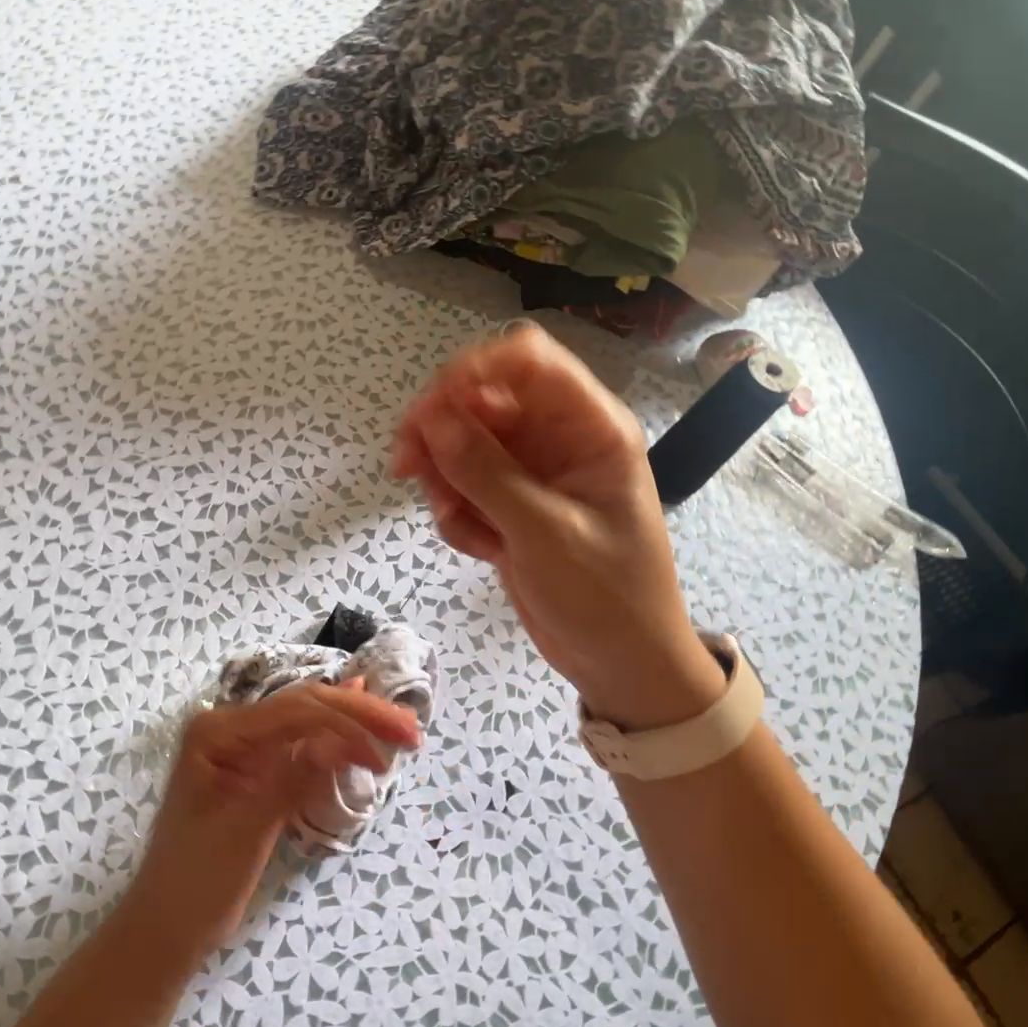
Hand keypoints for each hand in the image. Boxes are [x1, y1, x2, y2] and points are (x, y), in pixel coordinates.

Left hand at [118, 681, 421, 965]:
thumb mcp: (246, 828)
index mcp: (217, 732)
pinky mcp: (255, 773)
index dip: (350, 722)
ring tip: (400, 728)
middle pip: (305, 709)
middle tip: (410, 731)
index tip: (395, 745)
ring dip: (353, 725)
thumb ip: (292, 778)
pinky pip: (300, 748)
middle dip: (359, 716)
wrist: (165, 928)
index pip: (296, 711)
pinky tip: (359, 724)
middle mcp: (229, 729)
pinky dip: (334, 743)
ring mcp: (242, 750)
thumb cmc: (195, 881)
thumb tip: (344, 741)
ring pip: (308, 723)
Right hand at [392, 323, 723, 728]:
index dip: (474, 371)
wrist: (620, 664)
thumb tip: (433, 419)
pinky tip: (480, 548)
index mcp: (590, 428)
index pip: (527, 362)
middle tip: (407, 467)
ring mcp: (531, 473)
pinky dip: (457, 513)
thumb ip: (487, 474)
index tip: (431, 411)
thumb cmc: (605, 596)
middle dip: (441, 430)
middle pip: (482, 399)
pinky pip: (462, 486)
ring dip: (444, 478)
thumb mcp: (546, 533)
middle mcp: (558, 439)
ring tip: (456, 522)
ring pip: (463, 443)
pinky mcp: (509, 506)